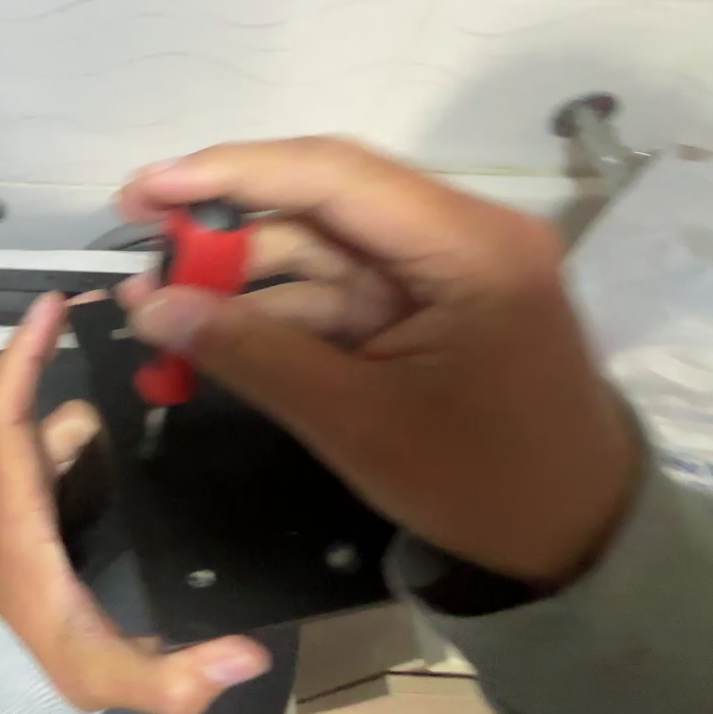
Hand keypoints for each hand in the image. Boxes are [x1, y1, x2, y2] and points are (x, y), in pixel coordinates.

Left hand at [0, 291, 272, 713]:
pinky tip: (143, 444)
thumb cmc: (41, 667)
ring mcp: (24, 489)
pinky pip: (66, 446)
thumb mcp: (103, 678)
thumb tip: (247, 655)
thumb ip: (170, 680)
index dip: (21, 357)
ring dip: (100, 413)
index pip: (3, 418)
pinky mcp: (40, 498)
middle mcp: (14, 487)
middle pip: (27, 401)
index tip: (50, 307)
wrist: (0, 678)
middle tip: (115, 315)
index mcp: (17, 512)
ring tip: (159, 400)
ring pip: (59, 426)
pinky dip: (97, 435)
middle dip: (54, 349)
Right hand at [117, 138, 637, 586]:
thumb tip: (146, 305)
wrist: (574, 540)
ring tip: (156, 296)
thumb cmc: (482, 483)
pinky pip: (319, 286)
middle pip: (315, 197)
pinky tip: (205, 325)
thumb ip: (247, 353)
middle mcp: (450, 233)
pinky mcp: (408, 300)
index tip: (144, 189)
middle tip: (138, 230)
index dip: (227, 173)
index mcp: (465, 246)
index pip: (331, 175)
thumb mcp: (353, 420)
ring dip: (233, 267)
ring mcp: (428, 267)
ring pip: (308, 242)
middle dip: (221, 216)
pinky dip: (261, 305)